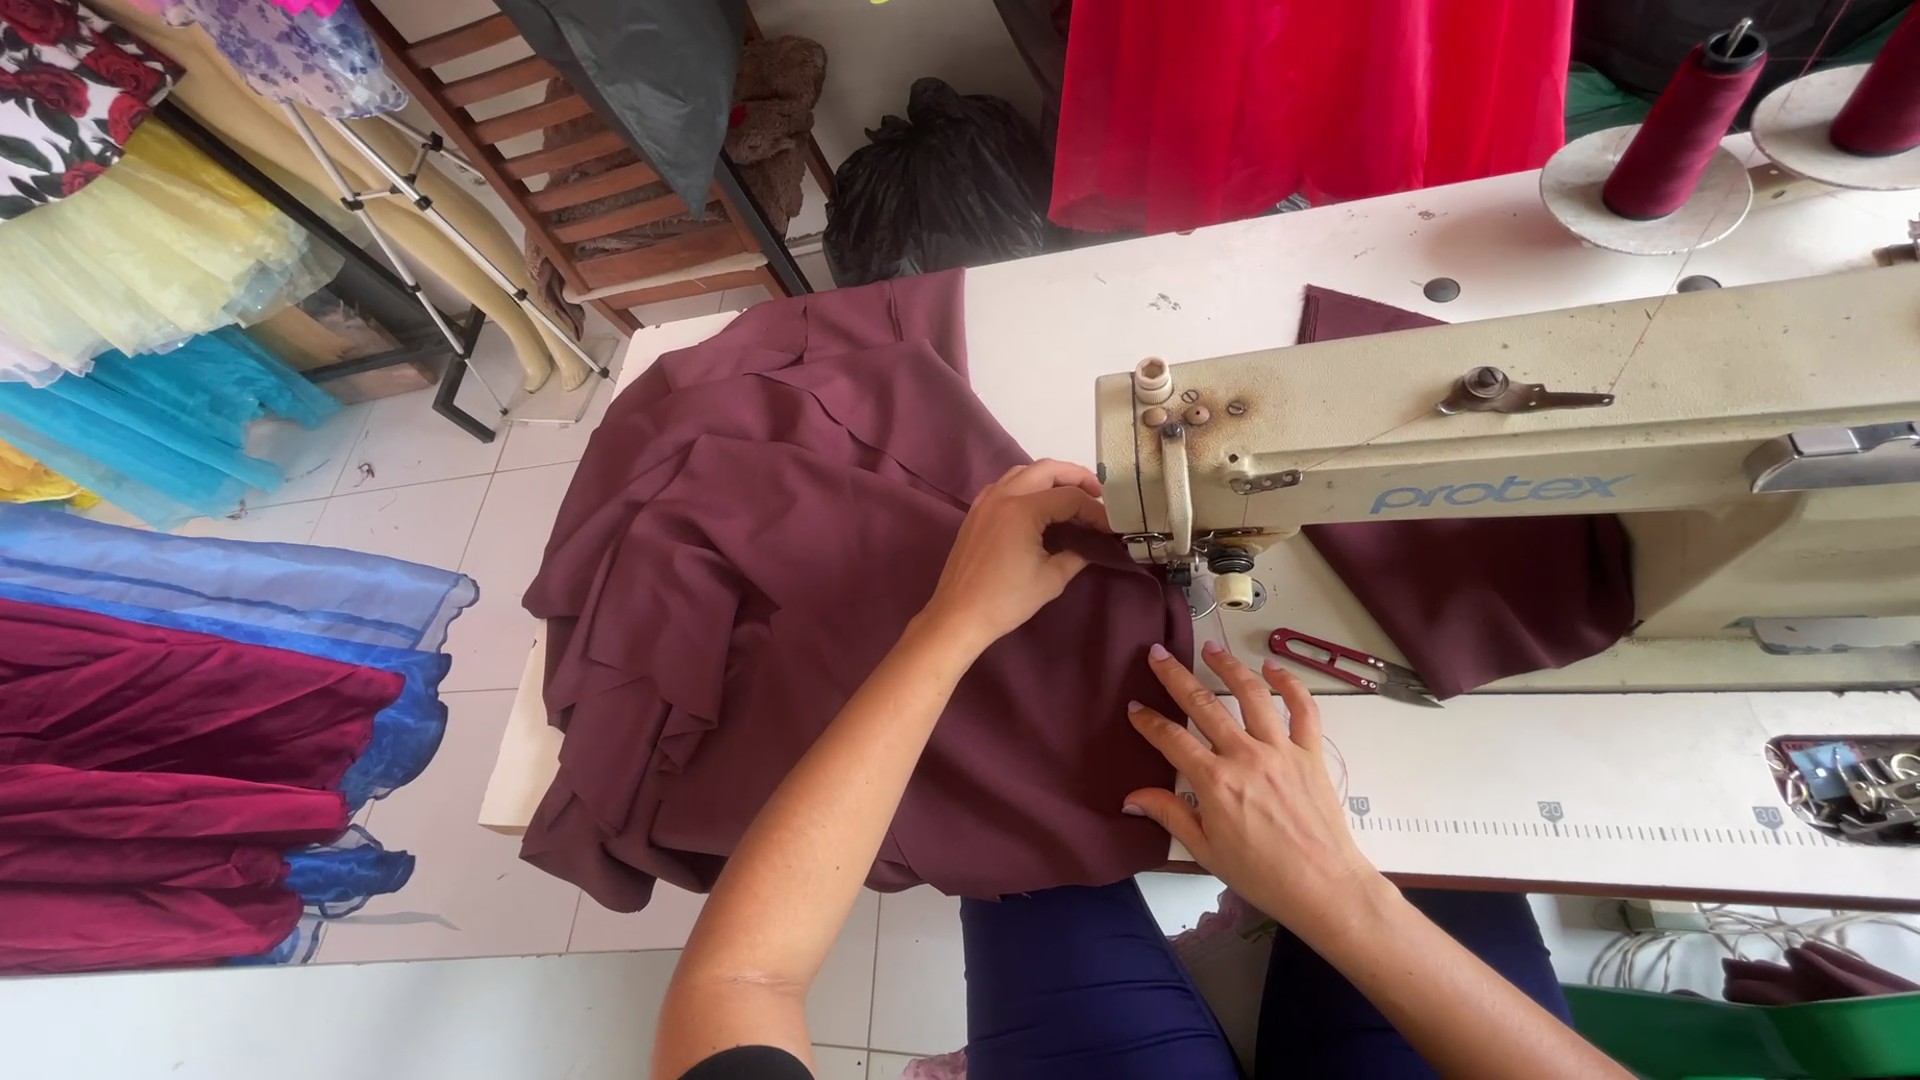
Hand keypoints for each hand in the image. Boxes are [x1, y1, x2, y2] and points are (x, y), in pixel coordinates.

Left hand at [920, 460, 1109, 653]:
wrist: (959, 615)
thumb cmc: (1006, 600)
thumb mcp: (1051, 579)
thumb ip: (1076, 554)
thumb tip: (1091, 544)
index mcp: (1022, 510)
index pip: (1069, 497)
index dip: (1095, 510)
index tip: (1111, 525)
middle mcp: (1002, 496)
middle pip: (1047, 470)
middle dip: (1076, 477)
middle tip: (1098, 495)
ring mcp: (985, 501)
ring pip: (1024, 472)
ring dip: (1051, 478)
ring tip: (1071, 496)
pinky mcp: (975, 512)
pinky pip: (1005, 485)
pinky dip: (1027, 486)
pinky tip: (1038, 505)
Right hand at [1123, 642, 1383, 940]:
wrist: (1325, 889)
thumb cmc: (1262, 875)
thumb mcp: (1206, 850)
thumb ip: (1169, 815)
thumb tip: (1131, 797)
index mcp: (1215, 782)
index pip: (1171, 739)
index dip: (1148, 720)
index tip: (1134, 707)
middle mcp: (1244, 756)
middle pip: (1202, 704)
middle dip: (1174, 676)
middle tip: (1157, 654)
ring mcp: (1280, 750)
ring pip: (1251, 694)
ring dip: (1228, 666)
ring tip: (1210, 648)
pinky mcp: (1310, 753)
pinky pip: (1303, 710)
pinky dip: (1289, 684)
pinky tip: (1272, 668)